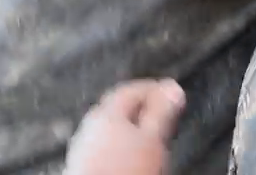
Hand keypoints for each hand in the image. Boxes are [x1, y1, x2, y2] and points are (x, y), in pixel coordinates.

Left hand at [65, 78, 185, 174]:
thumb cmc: (125, 169)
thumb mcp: (152, 139)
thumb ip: (162, 111)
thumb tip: (172, 88)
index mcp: (105, 112)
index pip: (132, 90)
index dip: (154, 89)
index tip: (172, 94)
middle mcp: (89, 125)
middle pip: (119, 110)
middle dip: (142, 111)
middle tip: (162, 117)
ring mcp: (83, 148)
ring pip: (112, 131)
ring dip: (131, 131)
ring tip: (150, 142)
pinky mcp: (82, 167)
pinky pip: (106, 148)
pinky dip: (121, 147)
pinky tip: (131, 159)